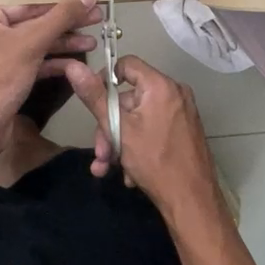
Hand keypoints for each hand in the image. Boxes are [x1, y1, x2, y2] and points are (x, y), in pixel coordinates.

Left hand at [0, 0, 101, 161]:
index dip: (59, 2)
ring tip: (93, 42)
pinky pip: (32, 61)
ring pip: (35, 43)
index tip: (86, 0)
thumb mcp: (32, 43)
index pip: (26, 2)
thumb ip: (61, 17)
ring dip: (63, 43)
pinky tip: (78, 62)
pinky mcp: (5, 76)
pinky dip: (53, 62)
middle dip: (65, 24)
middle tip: (96, 19)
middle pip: (32, 22)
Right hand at [52, 55, 221, 219]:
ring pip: (139, 119)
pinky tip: (129, 174)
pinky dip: (138, 147)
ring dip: (120, 143)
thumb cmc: (154, 161)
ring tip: (109, 168)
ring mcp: (182, 113)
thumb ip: (95, 97)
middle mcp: (175, 93)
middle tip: (101, 153)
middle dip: (109, 127)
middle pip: (130, 99)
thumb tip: (73, 67)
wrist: (191, 199)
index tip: (93, 103)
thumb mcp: (119, 129)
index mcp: (160, 86)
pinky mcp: (185, 131)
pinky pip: (153, 130)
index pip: (127, 65)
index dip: (105, 80)